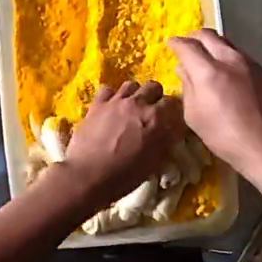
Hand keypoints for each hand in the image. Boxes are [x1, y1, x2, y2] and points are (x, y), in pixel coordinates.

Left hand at [45, 81, 183, 208]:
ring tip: (130, 108)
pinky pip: (107, 90)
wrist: (89, 175)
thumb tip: (171, 132)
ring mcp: (116, 102)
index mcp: (156, 118)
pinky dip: (111, 97)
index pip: (173, 103)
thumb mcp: (154, 162)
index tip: (170, 120)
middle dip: (155, 97)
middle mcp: (138, 104)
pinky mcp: (97, 105)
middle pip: (153, 87)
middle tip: (151, 112)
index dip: (172, 111)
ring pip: (131, 85)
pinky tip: (110, 108)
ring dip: (134, 94)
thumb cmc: (125, 175)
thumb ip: (165, 142)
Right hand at [167, 30, 261, 180]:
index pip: (188, 46)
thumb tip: (183, 69)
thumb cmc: (224, 136)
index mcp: (208, 72)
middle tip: (185, 45)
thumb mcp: (195, 116)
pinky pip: (238, 53)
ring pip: (225, 42)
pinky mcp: (261, 70)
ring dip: (211, 43)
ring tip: (203, 55)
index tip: (170, 43)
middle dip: (193, 37)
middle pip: (208, 35)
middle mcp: (229, 59)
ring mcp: (248, 63)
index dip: (176, 43)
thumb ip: (187, 88)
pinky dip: (225, 53)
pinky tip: (223, 68)